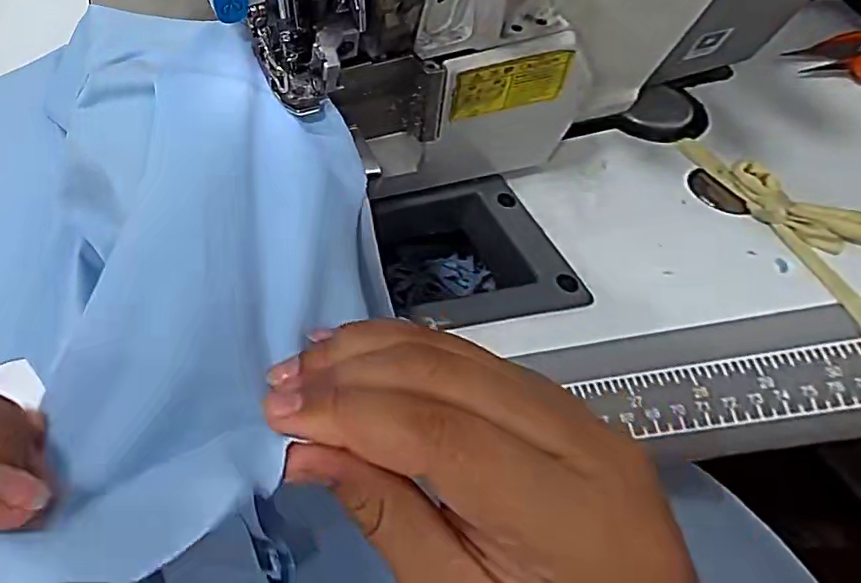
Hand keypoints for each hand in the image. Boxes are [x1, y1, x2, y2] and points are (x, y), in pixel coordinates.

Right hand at [264, 320, 694, 582]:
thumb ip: (384, 515)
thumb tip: (302, 449)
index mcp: (573, 511)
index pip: (439, 432)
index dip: (348, 414)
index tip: (282, 416)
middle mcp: (579, 438)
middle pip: (437, 373)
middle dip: (344, 373)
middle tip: (280, 388)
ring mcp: (568, 407)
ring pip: (442, 346)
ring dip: (360, 349)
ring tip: (301, 367)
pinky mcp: (547, 394)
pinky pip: (457, 349)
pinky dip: (393, 344)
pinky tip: (350, 349)